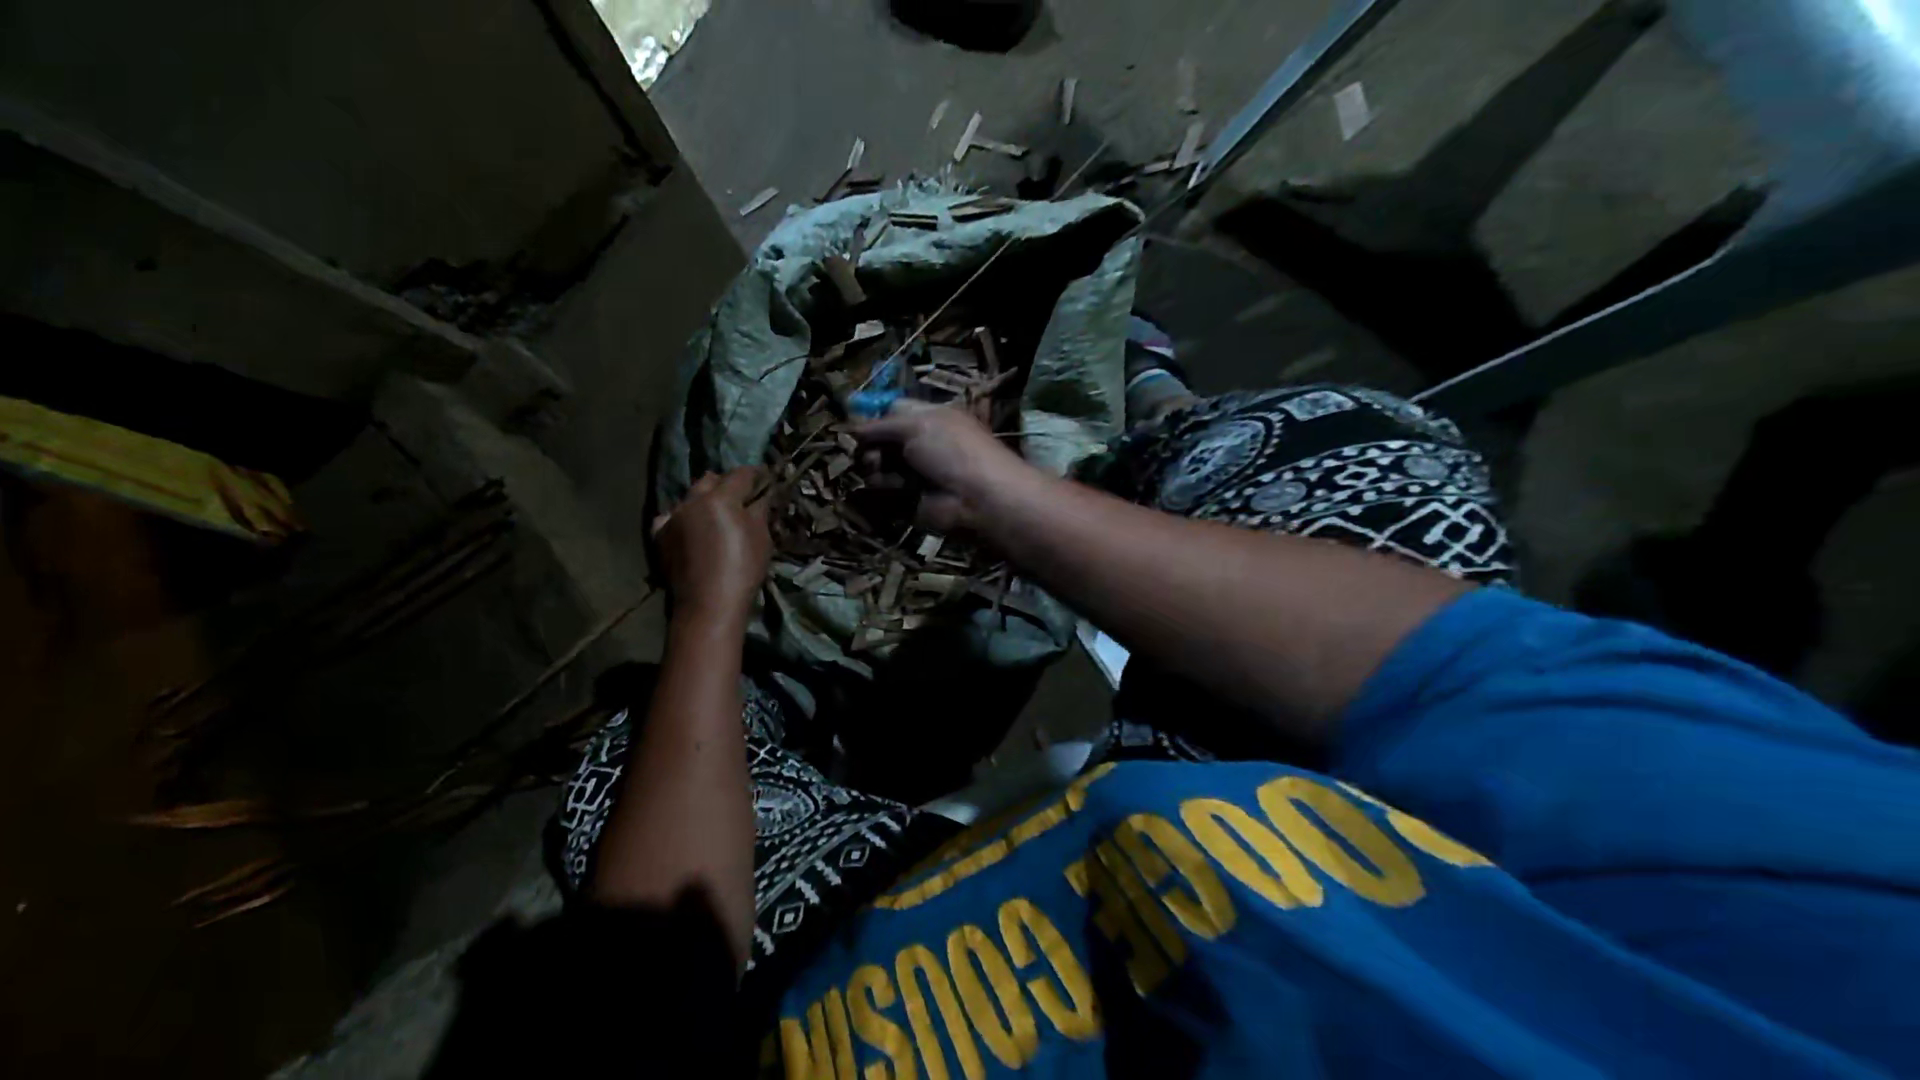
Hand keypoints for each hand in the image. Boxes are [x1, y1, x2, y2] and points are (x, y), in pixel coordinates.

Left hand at [653, 467, 771, 622]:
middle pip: (711, 480)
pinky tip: (690, 525)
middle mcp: (692, 500)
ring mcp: (673, 516)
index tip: (767, 477)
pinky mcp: (661, 534)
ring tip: (717, 511)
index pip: (741, 474)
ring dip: (704, 499)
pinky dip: (683, 516)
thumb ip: (760, 509)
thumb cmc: (743, 568)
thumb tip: (764, 494)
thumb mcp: (761, 537)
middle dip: (727, 483)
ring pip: (690, 497)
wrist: (709, 603)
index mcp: (720, 497)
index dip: (757, 473)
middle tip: (742, 494)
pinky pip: (672, 516)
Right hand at [855, 400, 1037, 531]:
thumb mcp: (916, 425)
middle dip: (870, 442)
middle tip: (865, 450)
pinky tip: (884, 484)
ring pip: (880, 463)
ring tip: (875, 467)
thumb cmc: (951, 450)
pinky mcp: (910, 497)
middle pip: (883, 438)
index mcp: (931, 417)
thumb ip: (880, 425)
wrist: (977, 498)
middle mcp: (923, 442)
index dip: (875, 415)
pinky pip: (885, 487)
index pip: (895, 410)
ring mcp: (916, 470)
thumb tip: (852, 428)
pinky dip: (879, 484)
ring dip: (872, 464)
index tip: (855, 423)